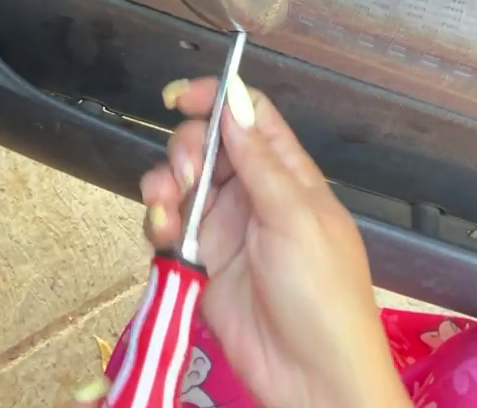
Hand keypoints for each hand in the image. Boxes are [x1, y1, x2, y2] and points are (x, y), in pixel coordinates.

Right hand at [140, 77, 412, 407]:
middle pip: (206, 142)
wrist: (310, 382)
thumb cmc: (320, 292)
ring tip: (166, 209)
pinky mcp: (200, 259)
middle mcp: (252, 191)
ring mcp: (223, 225)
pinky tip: (161, 233)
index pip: (248, 115)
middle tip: (189, 175)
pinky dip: (156, 221)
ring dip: (164, 184)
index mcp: (286, 172)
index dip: (215, 97)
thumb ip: (259, 159)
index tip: (179, 98)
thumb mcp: (295, 218)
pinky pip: (168, 224)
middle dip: (186, 148)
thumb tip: (234, 99)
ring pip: (181, 180)